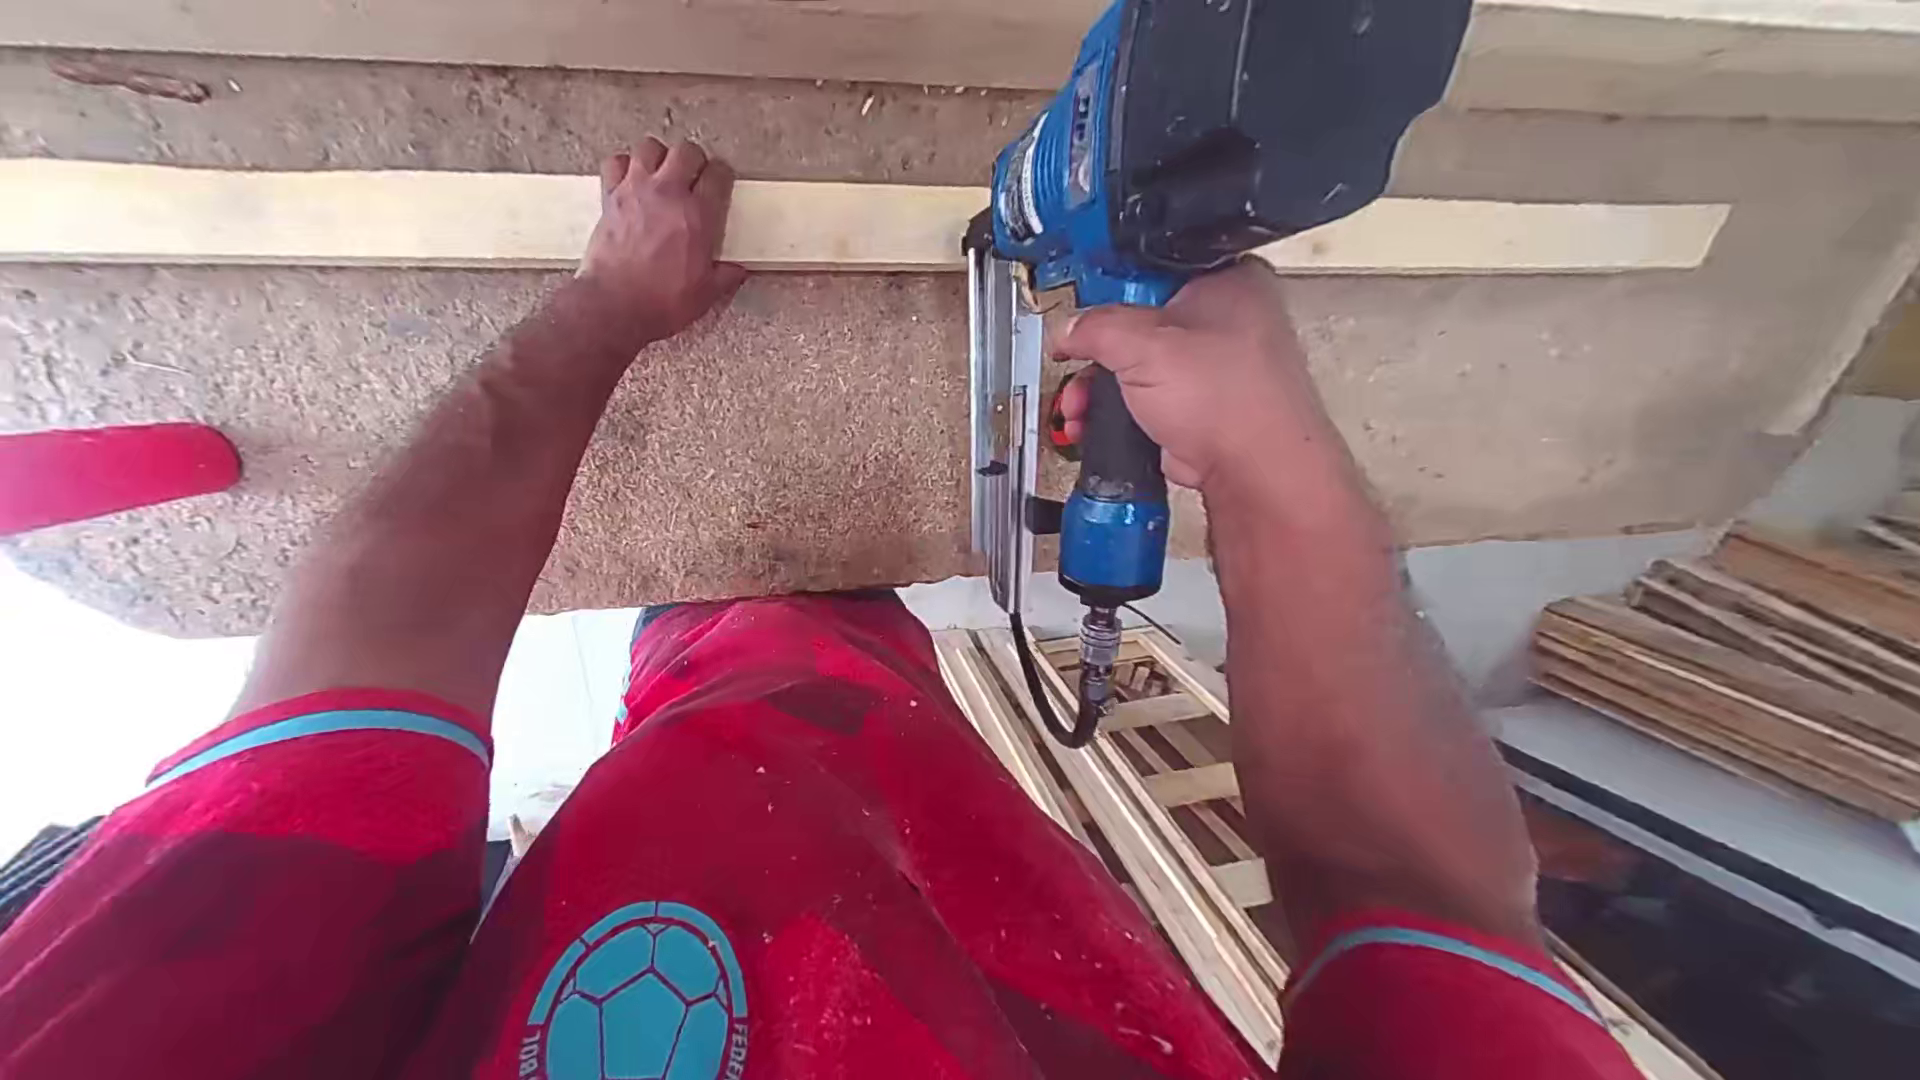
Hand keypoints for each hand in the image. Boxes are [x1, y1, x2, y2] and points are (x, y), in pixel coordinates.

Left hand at [577, 137, 748, 344]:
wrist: (617, 304)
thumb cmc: (662, 300)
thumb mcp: (706, 293)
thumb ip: (725, 276)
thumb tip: (737, 271)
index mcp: (698, 216)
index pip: (717, 177)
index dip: (724, 175)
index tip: (724, 180)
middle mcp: (667, 194)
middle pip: (686, 151)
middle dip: (696, 159)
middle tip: (697, 173)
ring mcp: (635, 191)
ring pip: (650, 147)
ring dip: (661, 156)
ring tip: (665, 171)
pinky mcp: (610, 197)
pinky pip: (616, 162)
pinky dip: (625, 164)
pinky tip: (632, 178)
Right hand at [1052, 260, 1351, 497]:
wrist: (1249, 468)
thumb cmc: (1230, 400)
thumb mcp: (1147, 346)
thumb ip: (1098, 329)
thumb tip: (1069, 329)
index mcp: (1223, 283)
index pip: (1152, 270)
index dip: (1110, 290)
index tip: (1082, 310)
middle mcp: (1218, 323)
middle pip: (1135, 326)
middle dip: (1095, 357)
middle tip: (1076, 366)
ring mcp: (1204, 370)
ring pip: (1133, 369)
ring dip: (1097, 391)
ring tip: (1078, 407)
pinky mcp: (1190, 408)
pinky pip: (1139, 402)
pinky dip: (1113, 413)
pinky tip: (1092, 424)